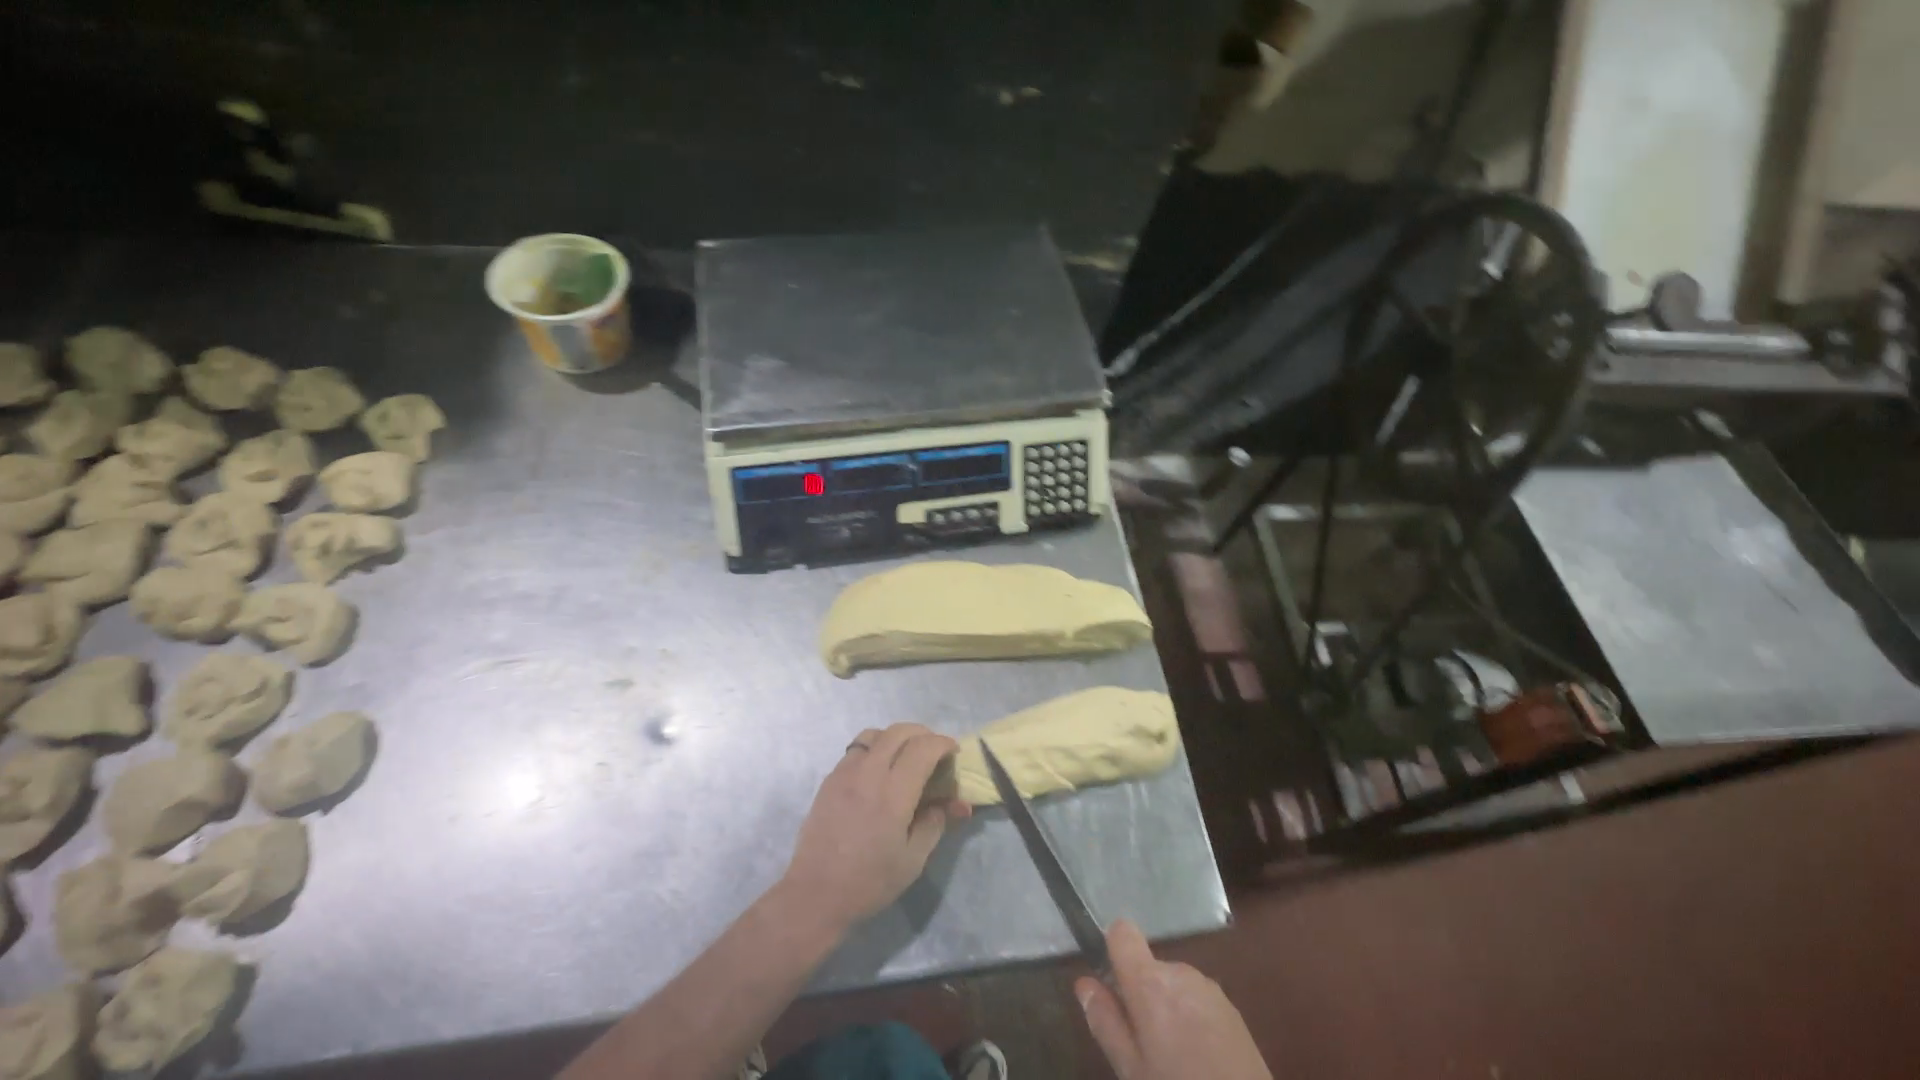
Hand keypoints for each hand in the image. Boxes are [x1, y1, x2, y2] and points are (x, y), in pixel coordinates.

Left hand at [780, 723, 970, 933]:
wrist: (816, 893)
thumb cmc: (870, 881)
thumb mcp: (913, 859)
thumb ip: (935, 824)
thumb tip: (954, 804)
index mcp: (893, 793)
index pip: (923, 748)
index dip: (943, 743)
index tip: (954, 752)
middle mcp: (868, 773)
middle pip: (898, 732)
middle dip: (923, 734)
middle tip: (934, 752)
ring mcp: (844, 773)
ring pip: (873, 735)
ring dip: (896, 737)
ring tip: (905, 757)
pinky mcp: (829, 781)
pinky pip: (855, 750)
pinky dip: (874, 749)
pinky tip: (879, 773)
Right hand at [1076, 919, 1271, 1079]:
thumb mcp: (1130, 1067)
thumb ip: (1104, 1021)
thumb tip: (1084, 984)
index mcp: (1150, 982)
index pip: (1123, 932)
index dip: (1112, 948)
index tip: (1110, 983)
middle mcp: (1180, 972)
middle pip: (1147, 965)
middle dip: (1139, 993)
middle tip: (1141, 1041)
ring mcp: (1209, 987)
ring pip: (1171, 983)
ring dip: (1165, 1006)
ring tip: (1171, 1054)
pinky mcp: (1230, 1006)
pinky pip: (1195, 998)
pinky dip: (1188, 1016)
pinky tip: (1197, 1055)